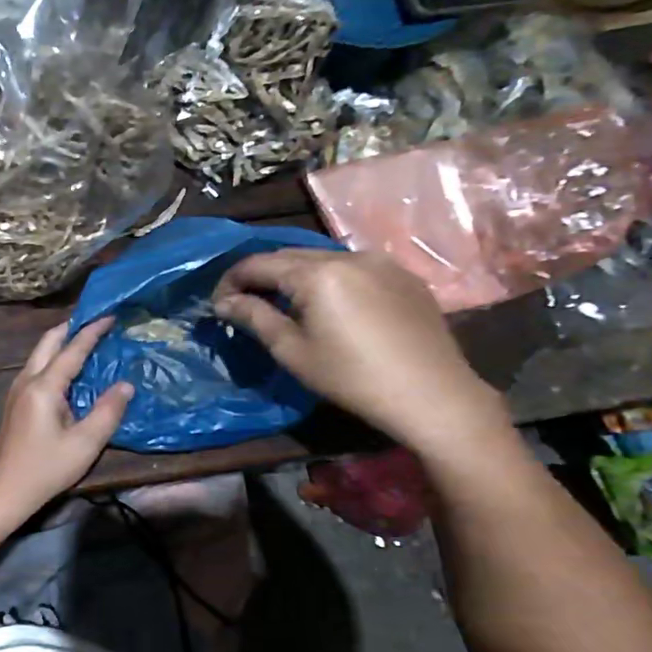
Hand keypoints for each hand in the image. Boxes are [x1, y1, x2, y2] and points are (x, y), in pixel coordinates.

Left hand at [0, 318, 132, 522]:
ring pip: (39, 354)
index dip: (92, 331)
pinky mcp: (16, 402)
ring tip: (87, 340)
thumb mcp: (85, 443)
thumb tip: (126, 385)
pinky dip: (54, 359)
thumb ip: (107, 411)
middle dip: (71, 328)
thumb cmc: (46, 468)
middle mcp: (26, 381)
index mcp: (43, 387)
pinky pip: (37, 369)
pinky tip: (70, 369)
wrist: (5, 489)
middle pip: (48, 342)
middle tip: (96, 320)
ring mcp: (17, 390)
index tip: (111, 315)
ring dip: (61, 343)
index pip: (71, 350)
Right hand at [211, 250, 508, 453]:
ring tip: (282, 305)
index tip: (218, 305)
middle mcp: (348, 256)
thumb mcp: (291, 350)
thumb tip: (224, 302)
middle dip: (260, 276)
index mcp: (317, 273)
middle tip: (243, 304)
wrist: (432, 394)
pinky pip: (352, 268)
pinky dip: (327, 280)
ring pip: (320, 259)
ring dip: (293, 277)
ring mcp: (381, 263)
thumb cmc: (350, 377)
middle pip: (288, 256)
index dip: (231, 281)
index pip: (257, 264)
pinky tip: (326, 307)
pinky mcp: (403, 276)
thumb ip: (254, 317)